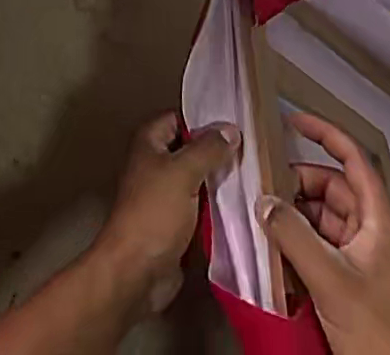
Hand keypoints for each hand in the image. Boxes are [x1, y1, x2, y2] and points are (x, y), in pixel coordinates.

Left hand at [91, 114, 239, 311]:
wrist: (136, 272)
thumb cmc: (154, 213)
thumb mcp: (183, 173)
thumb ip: (208, 149)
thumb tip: (231, 129)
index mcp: (149, 142)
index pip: (180, 117)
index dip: (205, 119)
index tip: (236, 123)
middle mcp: (155, 162)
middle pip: (191, 148)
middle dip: (217, 151)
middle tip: (251, 151)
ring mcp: (165, 193)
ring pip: (198, 178)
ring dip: (220, 180)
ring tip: (253, 175)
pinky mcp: (175, 221)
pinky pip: (201, 205)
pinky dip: (217, 205)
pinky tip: (243, 204)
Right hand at [259, 112, 389, 354]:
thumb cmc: (382, 334)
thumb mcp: (333, 281)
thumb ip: (295, 236)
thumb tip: (263, 201)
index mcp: (380, 220)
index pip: (353, 160)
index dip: (325, 133)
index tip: (292, 120)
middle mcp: (374, 232)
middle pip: (333, 189)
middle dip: (298, 184)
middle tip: (264, 189)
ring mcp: (365, 259)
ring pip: (324, 219)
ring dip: (296, 216)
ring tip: (264, 220)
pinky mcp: (355, 284)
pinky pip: (322, 248)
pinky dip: (300, 244)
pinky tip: (277, 252)